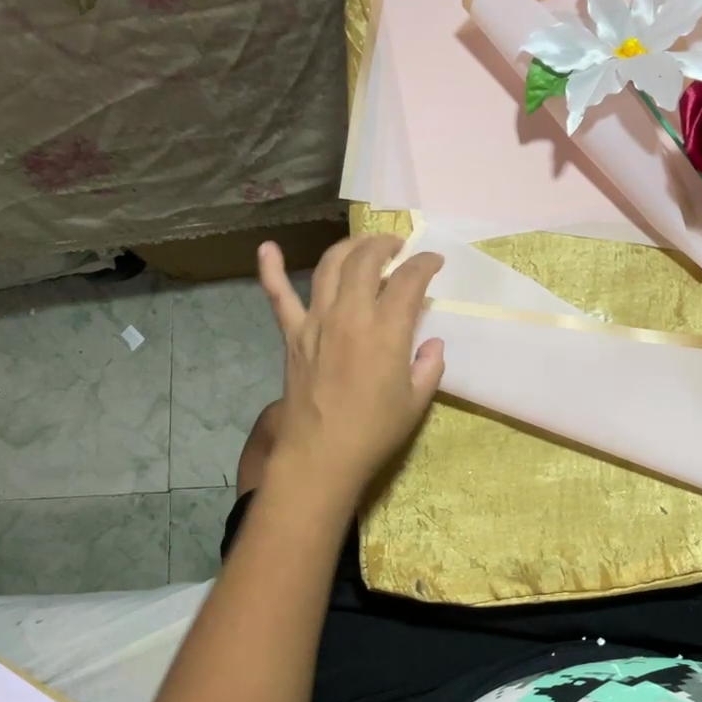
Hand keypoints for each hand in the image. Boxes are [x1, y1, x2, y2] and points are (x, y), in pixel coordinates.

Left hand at [257, 235, 444, 495]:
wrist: (321, 455)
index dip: (425, 264)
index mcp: (386, 331)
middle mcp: (350, 315)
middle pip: (366, 260)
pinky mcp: (293, 335)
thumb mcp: (416, 402)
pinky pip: (278, 296)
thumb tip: (431, 344)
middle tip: (398, 247)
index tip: (434, 262)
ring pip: (329, 266)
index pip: (409, 280)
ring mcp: (316, 321)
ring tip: (364, 246)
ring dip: (349, 247)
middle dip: (385, 245)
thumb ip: (428, 367)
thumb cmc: (375, 432)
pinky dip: (271, 270)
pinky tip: (268, 249)